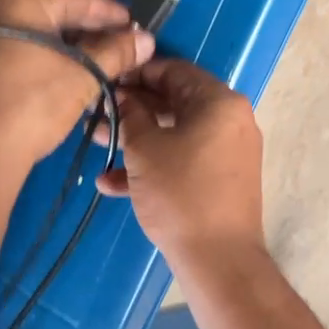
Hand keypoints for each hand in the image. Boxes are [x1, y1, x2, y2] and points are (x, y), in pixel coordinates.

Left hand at [0, 0, 154, 179]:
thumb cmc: (32, 107)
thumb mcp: (82, 77)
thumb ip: (116, 53)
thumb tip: (145, 39)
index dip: (112, 13)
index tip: (136, 28)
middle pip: (51, 14)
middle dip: (88, 33)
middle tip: (118, 52)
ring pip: (31, 37)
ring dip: (64, 51)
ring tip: (93, 70)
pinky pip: (12, 56)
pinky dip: (39, 64)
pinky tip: (57, 84)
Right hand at [95, 58, 265, 266]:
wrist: (218, 258)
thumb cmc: (180, 194)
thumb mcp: (144, 150)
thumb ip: (130, 115)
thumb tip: (120, 95)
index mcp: (219, 102)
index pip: (174, 70)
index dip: (136, 72)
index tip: (105, 80)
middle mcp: (231, 121)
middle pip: (174, 103)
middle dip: (132, 110)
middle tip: (97, 114)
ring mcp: (228, 153)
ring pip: (175, 135)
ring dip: (137, 141)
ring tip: (98, 146)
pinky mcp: (221, 181)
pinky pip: (184, 161)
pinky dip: (155, 167)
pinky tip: (113, 185)